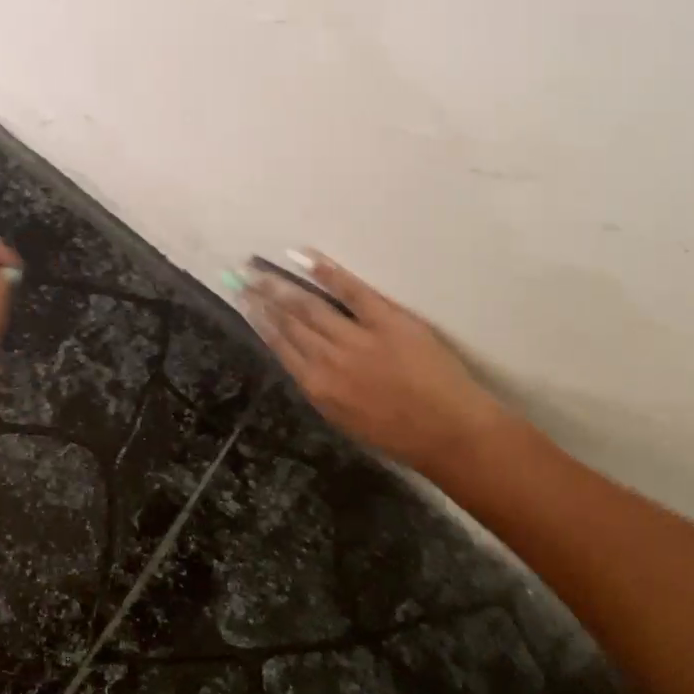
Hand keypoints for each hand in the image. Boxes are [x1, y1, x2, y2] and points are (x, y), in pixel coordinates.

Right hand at [239, 250, 515, 472]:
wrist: (451, 434)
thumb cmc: (398, 435)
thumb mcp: (342, 418)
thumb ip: (318, 387)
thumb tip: (297, 360)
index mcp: (315, 385)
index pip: (278, 343)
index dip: (258, 318)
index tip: (242, 300)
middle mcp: (327, 359)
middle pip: (289, 320)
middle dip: (263, 297)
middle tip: (242, 275)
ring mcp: (357, 338)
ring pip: (310, 306)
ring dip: (282, 285)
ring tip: (262, 269)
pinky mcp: (389, 322)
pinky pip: (354, 293)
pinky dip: (330, 274)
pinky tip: (308, 259)